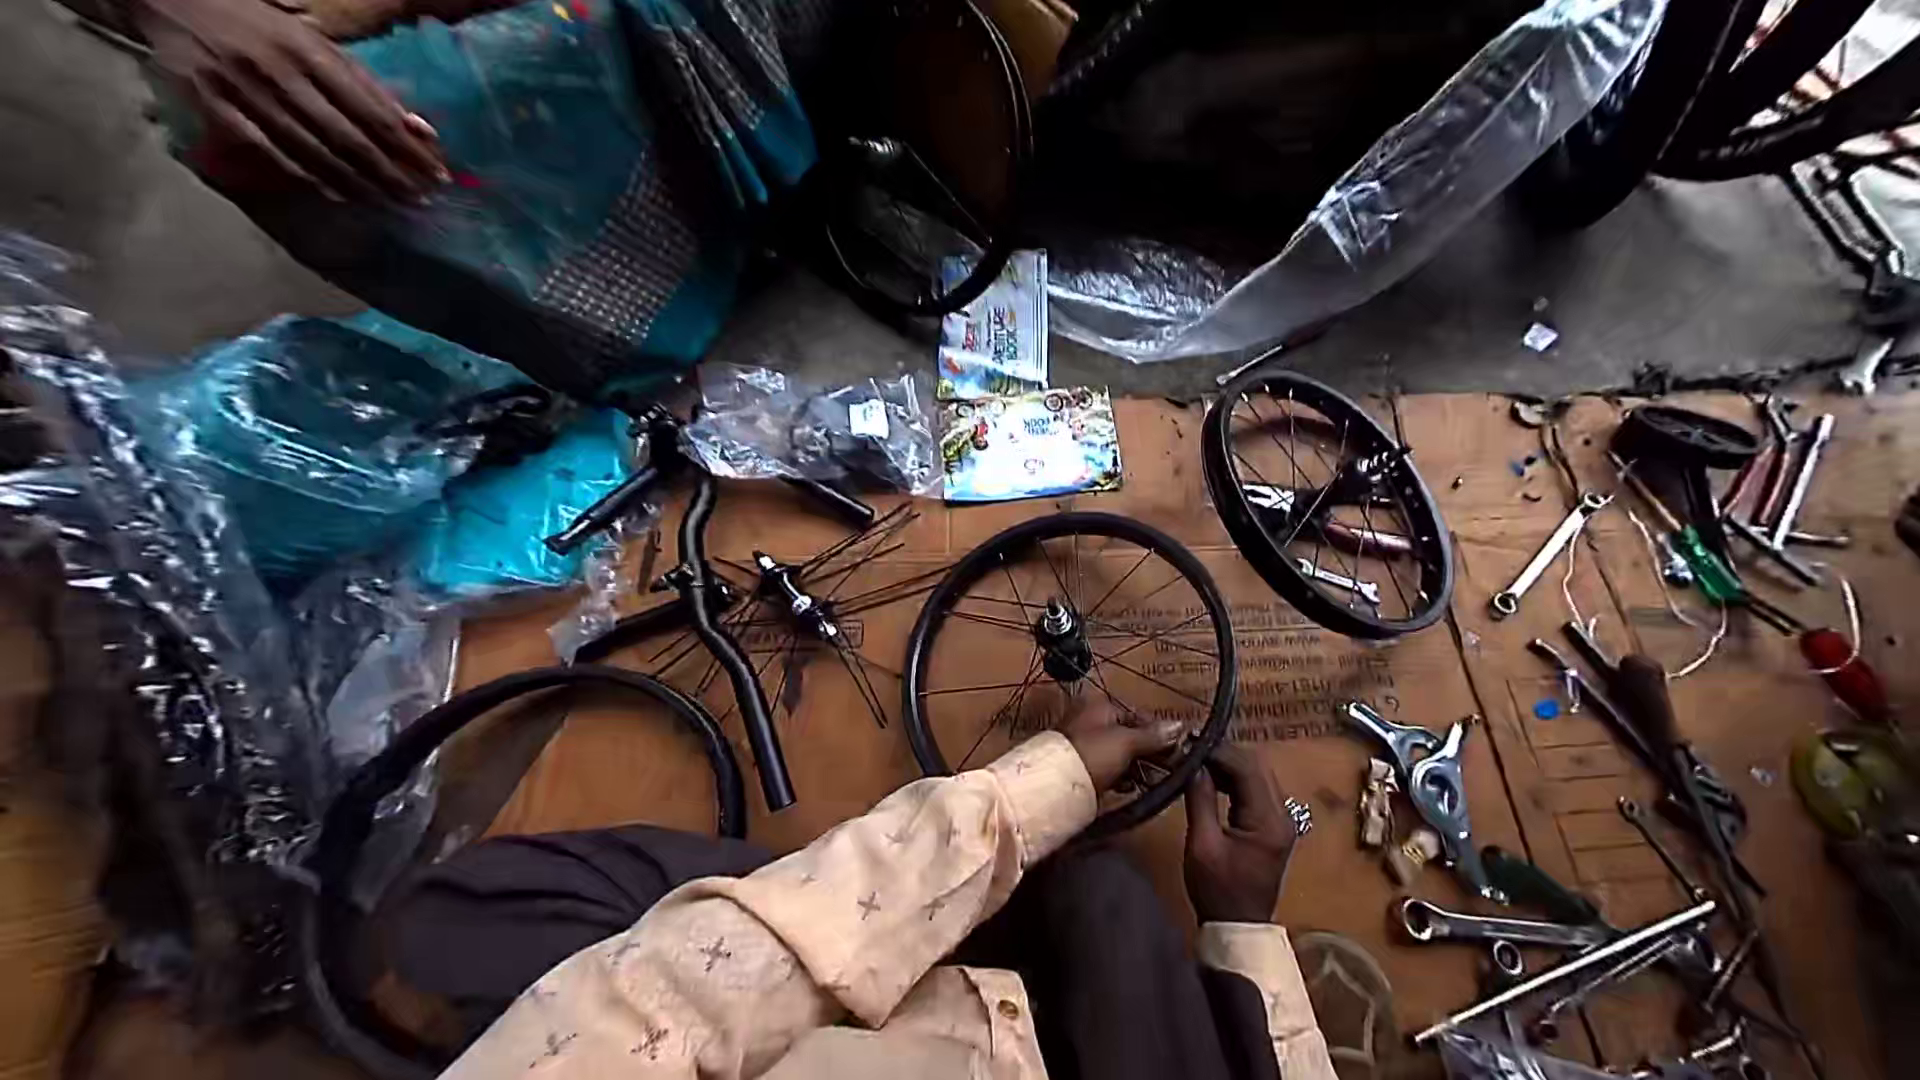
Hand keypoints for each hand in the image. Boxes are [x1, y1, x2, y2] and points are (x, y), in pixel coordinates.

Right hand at [135, 0, 447, 202]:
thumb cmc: (261, 26)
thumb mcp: (320, 46)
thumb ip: (372, 89)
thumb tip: (425, 132)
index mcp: (311, 55)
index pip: (375, 116)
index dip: (411, 152)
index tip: (439, 177)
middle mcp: (279, 72)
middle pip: (349, 140)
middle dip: (391, 176)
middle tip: (420, 201)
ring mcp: (242, 89)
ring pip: (314, 151)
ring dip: (359, 185)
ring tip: (390, 205)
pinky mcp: (211, 102)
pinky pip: (269, 150)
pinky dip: (308, 176)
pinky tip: (339, 195)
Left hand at [1059, 700, 1185, 794]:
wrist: (1056, 784)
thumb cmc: (1093, 753)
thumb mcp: (1126, 742)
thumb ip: (1153, 736)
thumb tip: (1180, 725)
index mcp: (1099, 706)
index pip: (1137, 716)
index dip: (1158, 733)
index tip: (1178, 750)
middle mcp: (1090, 720)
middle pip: (1129, 735)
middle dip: (1150, 753)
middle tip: (1171, 769)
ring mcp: (1084, 743)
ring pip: (1119, 753)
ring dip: (1138, 767)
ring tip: (1155, 782)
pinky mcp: (1080, 765)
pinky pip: (1108, 768)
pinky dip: (1122, 776)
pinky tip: (1132, 787)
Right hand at [1183, 745, 1296, 923]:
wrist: (1237, 927)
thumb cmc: (1217, 890)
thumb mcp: (1202, 844)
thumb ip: (1200, 799)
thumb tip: (1192, 764)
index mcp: (1269, 820)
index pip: (1247, 768)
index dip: (1218, 751)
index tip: (1189, 742)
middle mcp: (1283, 814)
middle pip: (1257, 766)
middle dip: (1223, 752)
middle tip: (1191, 747)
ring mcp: (1282, 819)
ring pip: (1258, 773)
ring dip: (1229, 762)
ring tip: (1197, 758)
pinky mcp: (1273, 824)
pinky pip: (1256, 787)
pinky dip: (1234, 777)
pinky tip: (1212, 777)